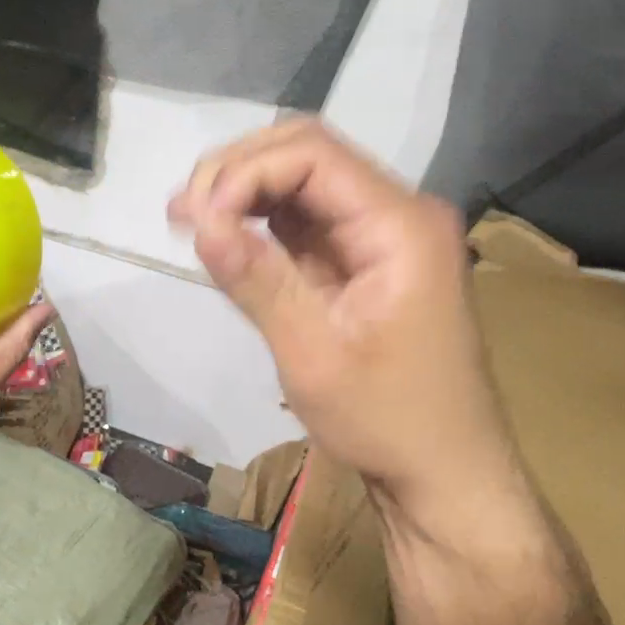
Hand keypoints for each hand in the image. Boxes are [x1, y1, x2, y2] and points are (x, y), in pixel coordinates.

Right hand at [167, 117, 512, 503]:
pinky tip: (220, 239)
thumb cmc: (386, 419)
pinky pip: (302, 220)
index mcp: (399, 225)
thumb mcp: (314, 354)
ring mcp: (378, 236)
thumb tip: (199, 221)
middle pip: (306, 153)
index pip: (312, 156)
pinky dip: (256, 222)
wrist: (443, 471)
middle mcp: (394, 214)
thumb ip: (257, 281)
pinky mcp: (359, 261)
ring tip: (186, 220)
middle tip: (181, 214)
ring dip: (241, 192)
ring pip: (300, 181)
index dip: (244, 175)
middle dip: (237, 172)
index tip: (196, 224)